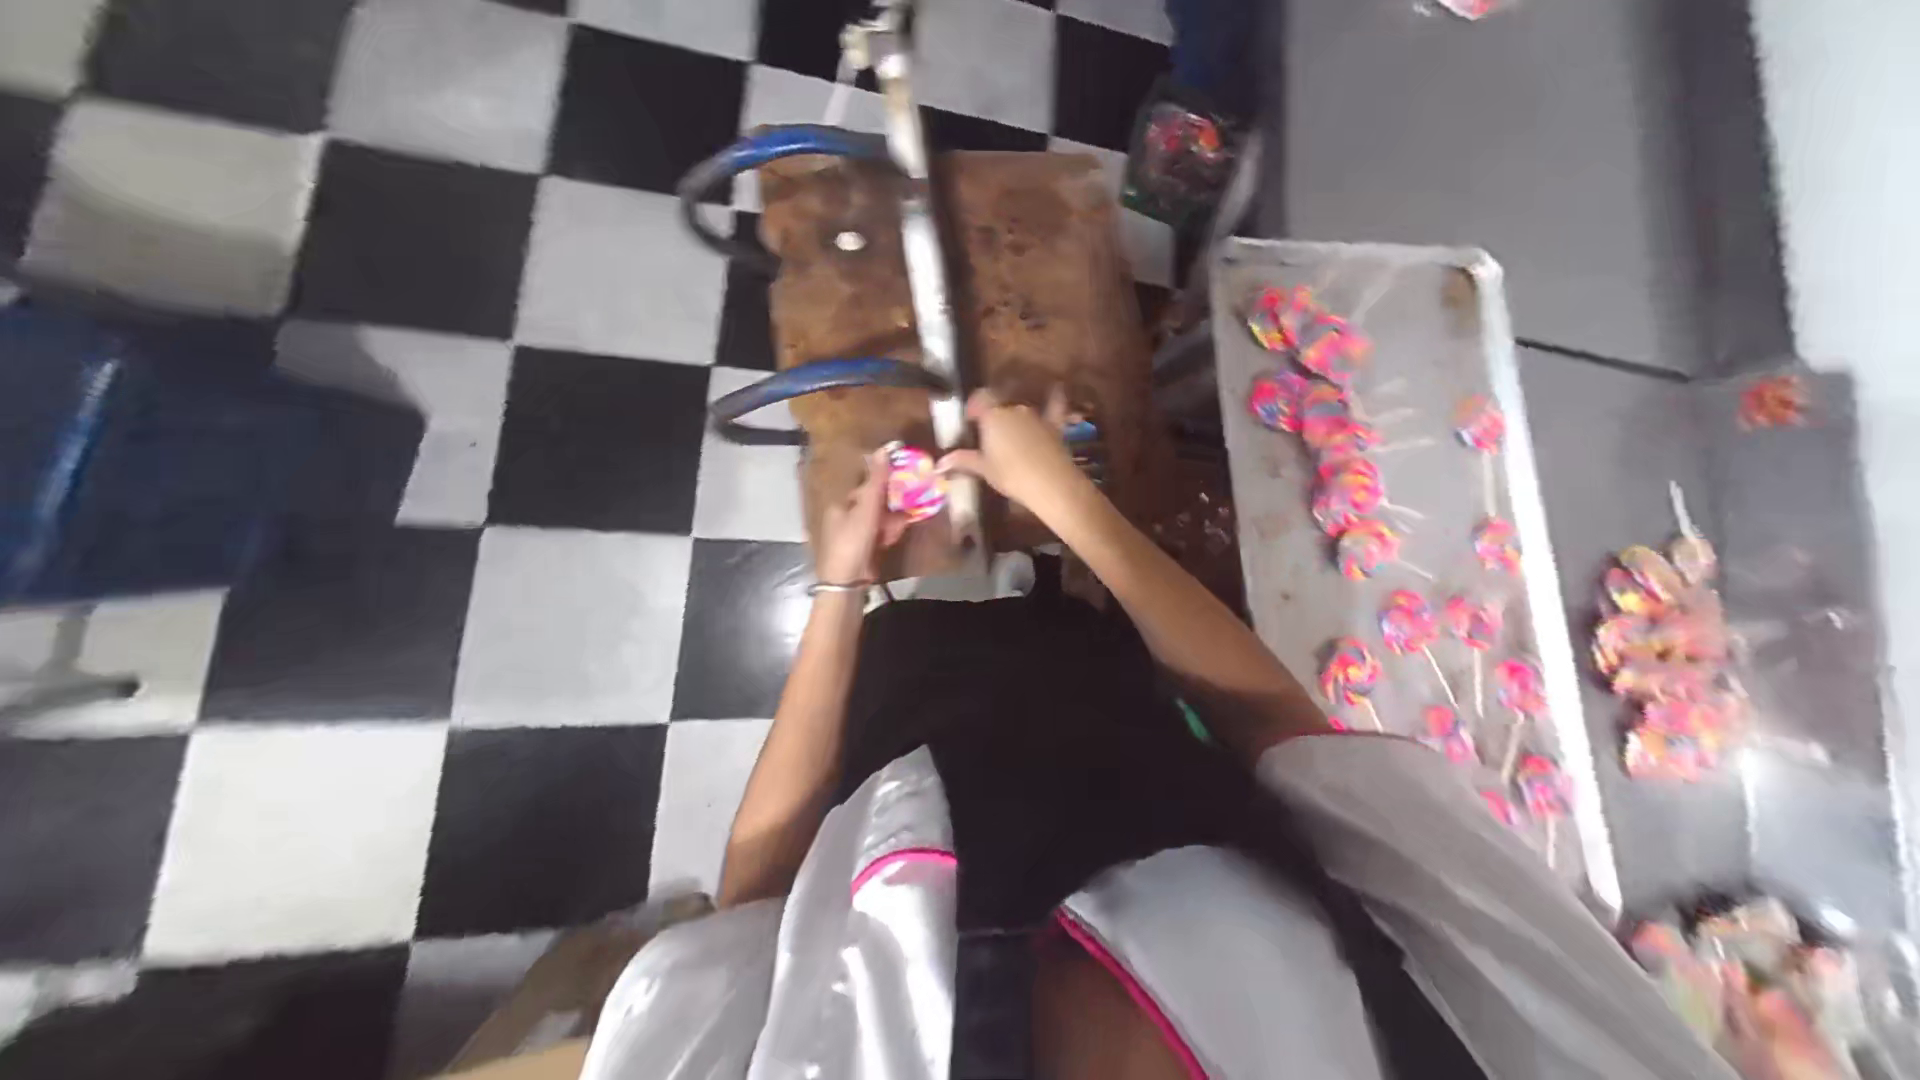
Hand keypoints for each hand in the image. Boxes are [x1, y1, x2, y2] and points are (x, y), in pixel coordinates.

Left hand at [816, 450, 908, 586]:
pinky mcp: (865, 550)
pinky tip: (892, 540)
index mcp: (840, 505)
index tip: (902, 484)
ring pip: (880, 520)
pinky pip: (880, 535)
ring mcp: (855, 535)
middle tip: (905, 509)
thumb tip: (883, 449)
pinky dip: (888, 535)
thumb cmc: (852, 541)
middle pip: (874, 504)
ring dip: (891, 523)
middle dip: (891, 507)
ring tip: (894, 531)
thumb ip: (877, 481)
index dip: (883, 485)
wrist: (847, 583)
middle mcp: (845, 518)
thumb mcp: (866, 509)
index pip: (864, 487)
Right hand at [936, 388, 1088, 518]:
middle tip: (989, 431)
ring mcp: (1035, 415)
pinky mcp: (1053, 424)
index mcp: (992, 416)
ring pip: (1021, 407)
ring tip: (1010, 431)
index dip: (974, 406)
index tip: (970, 418)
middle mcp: (1012, 409)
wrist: (1049, 482)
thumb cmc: (1009, 475)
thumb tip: (939, 464)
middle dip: (993, 412)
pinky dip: (1054, 396)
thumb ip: (962, 461)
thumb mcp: (983, 469)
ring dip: (1014, 414)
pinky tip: (1056, 386)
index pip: (979, 399)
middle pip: (1000, 403)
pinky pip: (1054, 404)